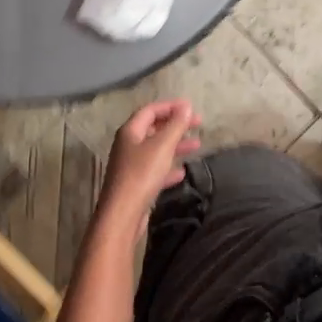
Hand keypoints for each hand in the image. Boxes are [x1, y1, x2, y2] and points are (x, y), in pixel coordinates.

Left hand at [98, 99, 201, 231]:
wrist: (122, 215)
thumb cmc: (141, 175)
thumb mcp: (162, 146)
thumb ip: (176, 125)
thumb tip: (186, 106)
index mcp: (130, 131)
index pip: (151, 110)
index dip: (171, 106)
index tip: (191, 108)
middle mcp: (128, 145)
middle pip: (154, 128)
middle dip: (176, 125)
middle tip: (198, 124)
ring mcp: (131, 165)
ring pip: (156, 149)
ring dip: (176, 145)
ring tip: (197, 146)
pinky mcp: (135, 184)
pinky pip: (155, 169)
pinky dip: (169, 167)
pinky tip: (182, 172)